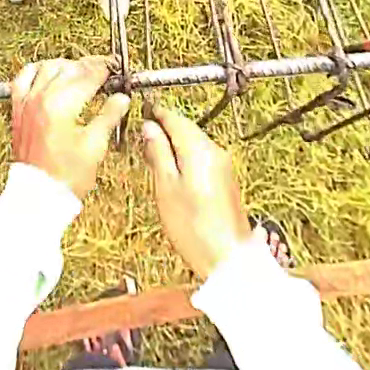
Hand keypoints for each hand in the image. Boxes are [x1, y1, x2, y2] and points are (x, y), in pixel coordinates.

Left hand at [11, 56, 129, 199]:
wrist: (36, 198)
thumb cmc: (64, 177)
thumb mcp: (95, 146)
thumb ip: (108, 116)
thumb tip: (121, 99)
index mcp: (62, 105)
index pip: (88, 75)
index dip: (105, 69)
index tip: (115, 68)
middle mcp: (41, 98)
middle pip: (69, 68)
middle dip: (89, 66)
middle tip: (104, 70)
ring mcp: (27, 102)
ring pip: (47, 67)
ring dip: (66, 66)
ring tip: (80, 72)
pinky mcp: (19, 109)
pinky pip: (23, 78)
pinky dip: (37, 71)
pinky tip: (47, 73)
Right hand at [139, 101, 250, 277]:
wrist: (227, 258)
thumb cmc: (194, 227)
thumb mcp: (165, 187)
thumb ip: (158, 152)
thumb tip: (149, 127)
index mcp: (198, 148)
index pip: (175, 118)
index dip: (156, 113)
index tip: (142, 111)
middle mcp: (214, 150)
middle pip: (186, 129)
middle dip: (164, 130)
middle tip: (143, 139)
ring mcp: (222, 164)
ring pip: (194, 143)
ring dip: (174, 145)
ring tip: (154, 158)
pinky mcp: (225, 178)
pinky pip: (202, 157)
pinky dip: (186, 158)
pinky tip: (173, 174)